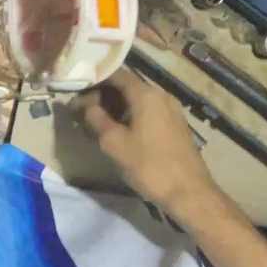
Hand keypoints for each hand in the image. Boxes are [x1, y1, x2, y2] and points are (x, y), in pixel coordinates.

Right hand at [78, 69, 220, 211]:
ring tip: (97, 122)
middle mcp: (161, 96)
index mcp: (145, 95)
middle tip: (82, 111)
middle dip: (103, 96)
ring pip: (138, 100)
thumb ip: (96, 119)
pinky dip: (131, 115)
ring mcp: (171, 110)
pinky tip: (120, 131)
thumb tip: (85, 105)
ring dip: (116, 107)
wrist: (189, 192)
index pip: (116, 74)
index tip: (77, 89)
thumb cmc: (149, 165)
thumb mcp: (114, 143)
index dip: (94, 79)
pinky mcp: (176, 124)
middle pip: (127, 86)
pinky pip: (148, 111)